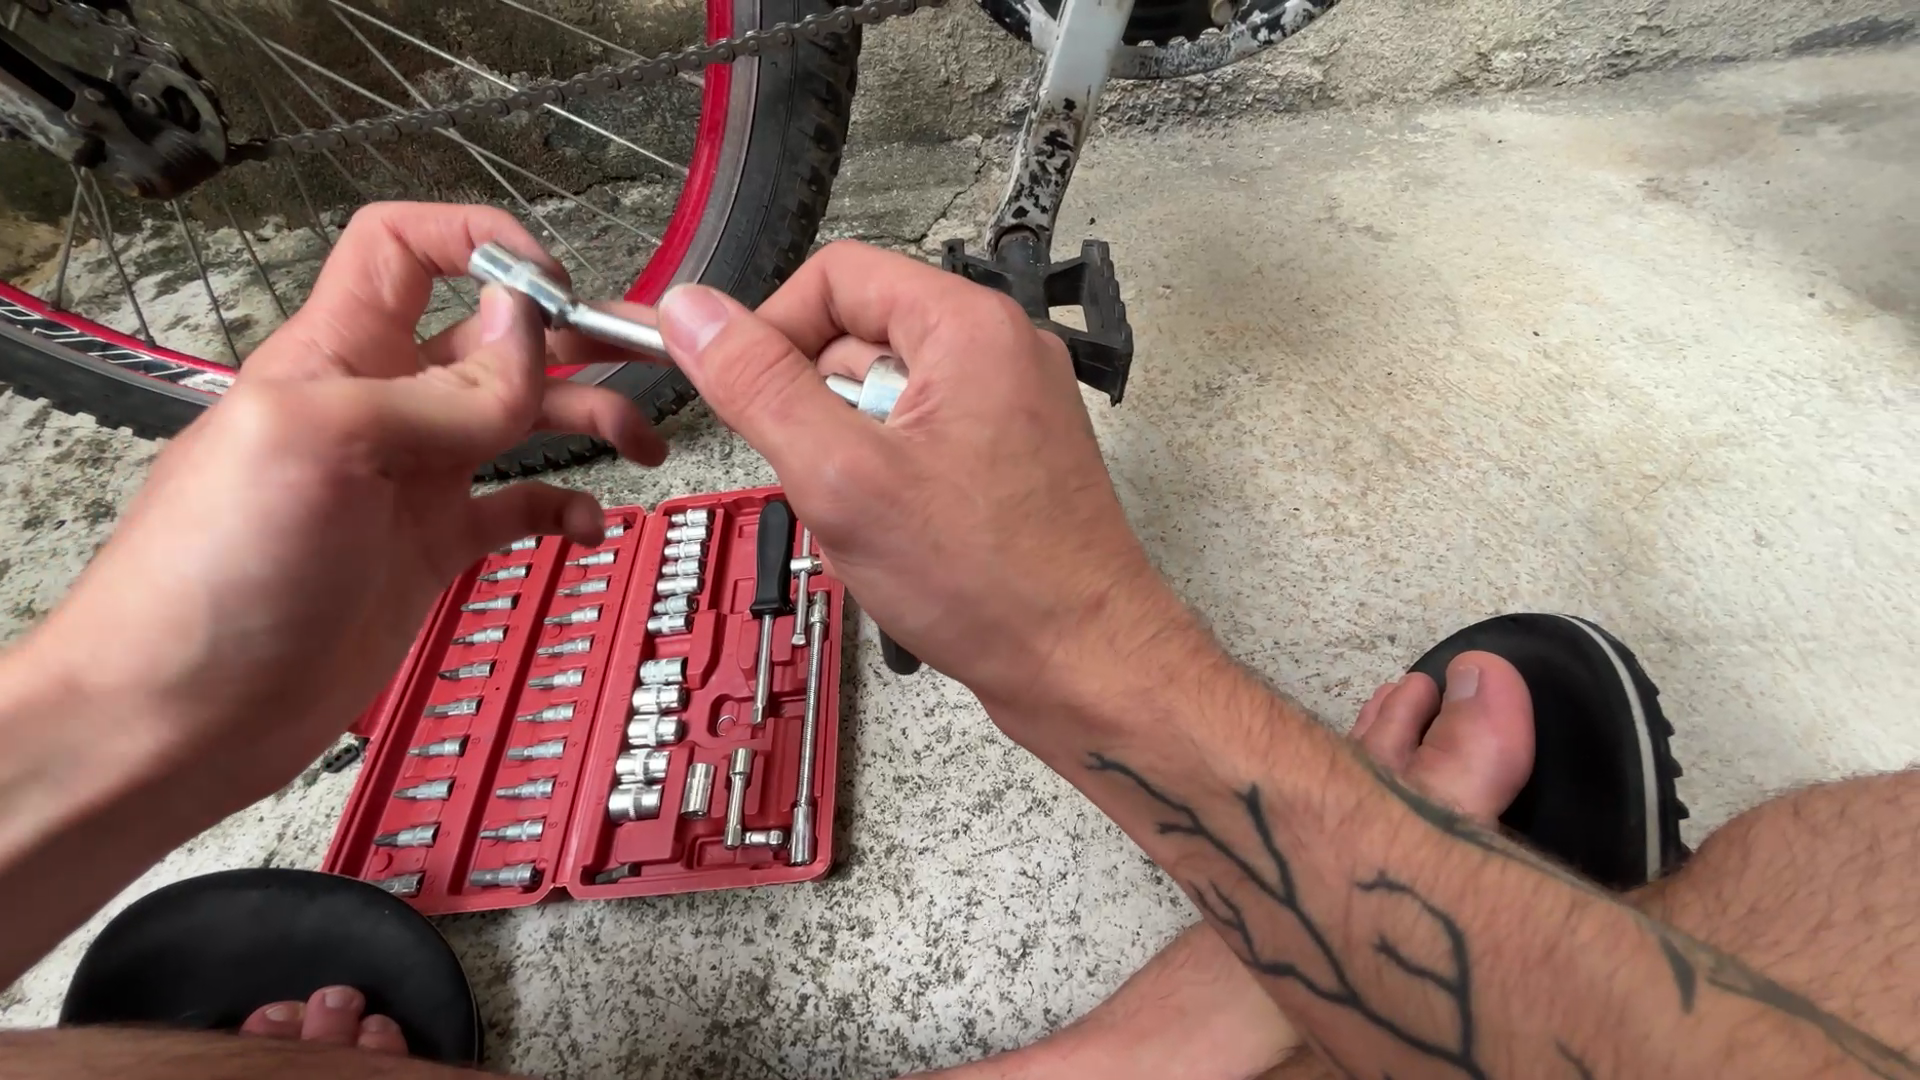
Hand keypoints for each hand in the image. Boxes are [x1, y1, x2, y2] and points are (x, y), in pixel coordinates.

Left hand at [19, 202, 663, 802]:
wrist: (192, 713)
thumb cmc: (222, 569)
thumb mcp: (324, 445)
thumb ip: (440, 389)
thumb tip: (529, 331)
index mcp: (344, 355)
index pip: (409, 250)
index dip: (484, 244)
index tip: (557, 287)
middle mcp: (392, 405)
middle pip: (501, 341)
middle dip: (579, 341)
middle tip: (649, 358)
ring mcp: (422, 476)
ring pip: (530, 421)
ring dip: (594, 422)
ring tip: (645, 446)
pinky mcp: (443, 540)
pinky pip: (527, 505)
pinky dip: (568, 509)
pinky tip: (584, 528)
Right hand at [653, 242, 1194, 726]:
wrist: (1081, 665)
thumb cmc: (993, 582)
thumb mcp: (843, 477)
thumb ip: (761, 386)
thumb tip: (695, 315)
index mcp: (969, 329)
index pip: (836, 277)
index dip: (774, 330)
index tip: (747, 394)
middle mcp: (998, 357)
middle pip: (859, 344)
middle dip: (821, 419)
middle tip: (833, 487)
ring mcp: (1007, 412)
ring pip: (883, 409)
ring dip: (853, 467)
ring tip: (880, 528)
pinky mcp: (1005, 463)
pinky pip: (917, 450)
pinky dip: (889, 491)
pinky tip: (906, 543)